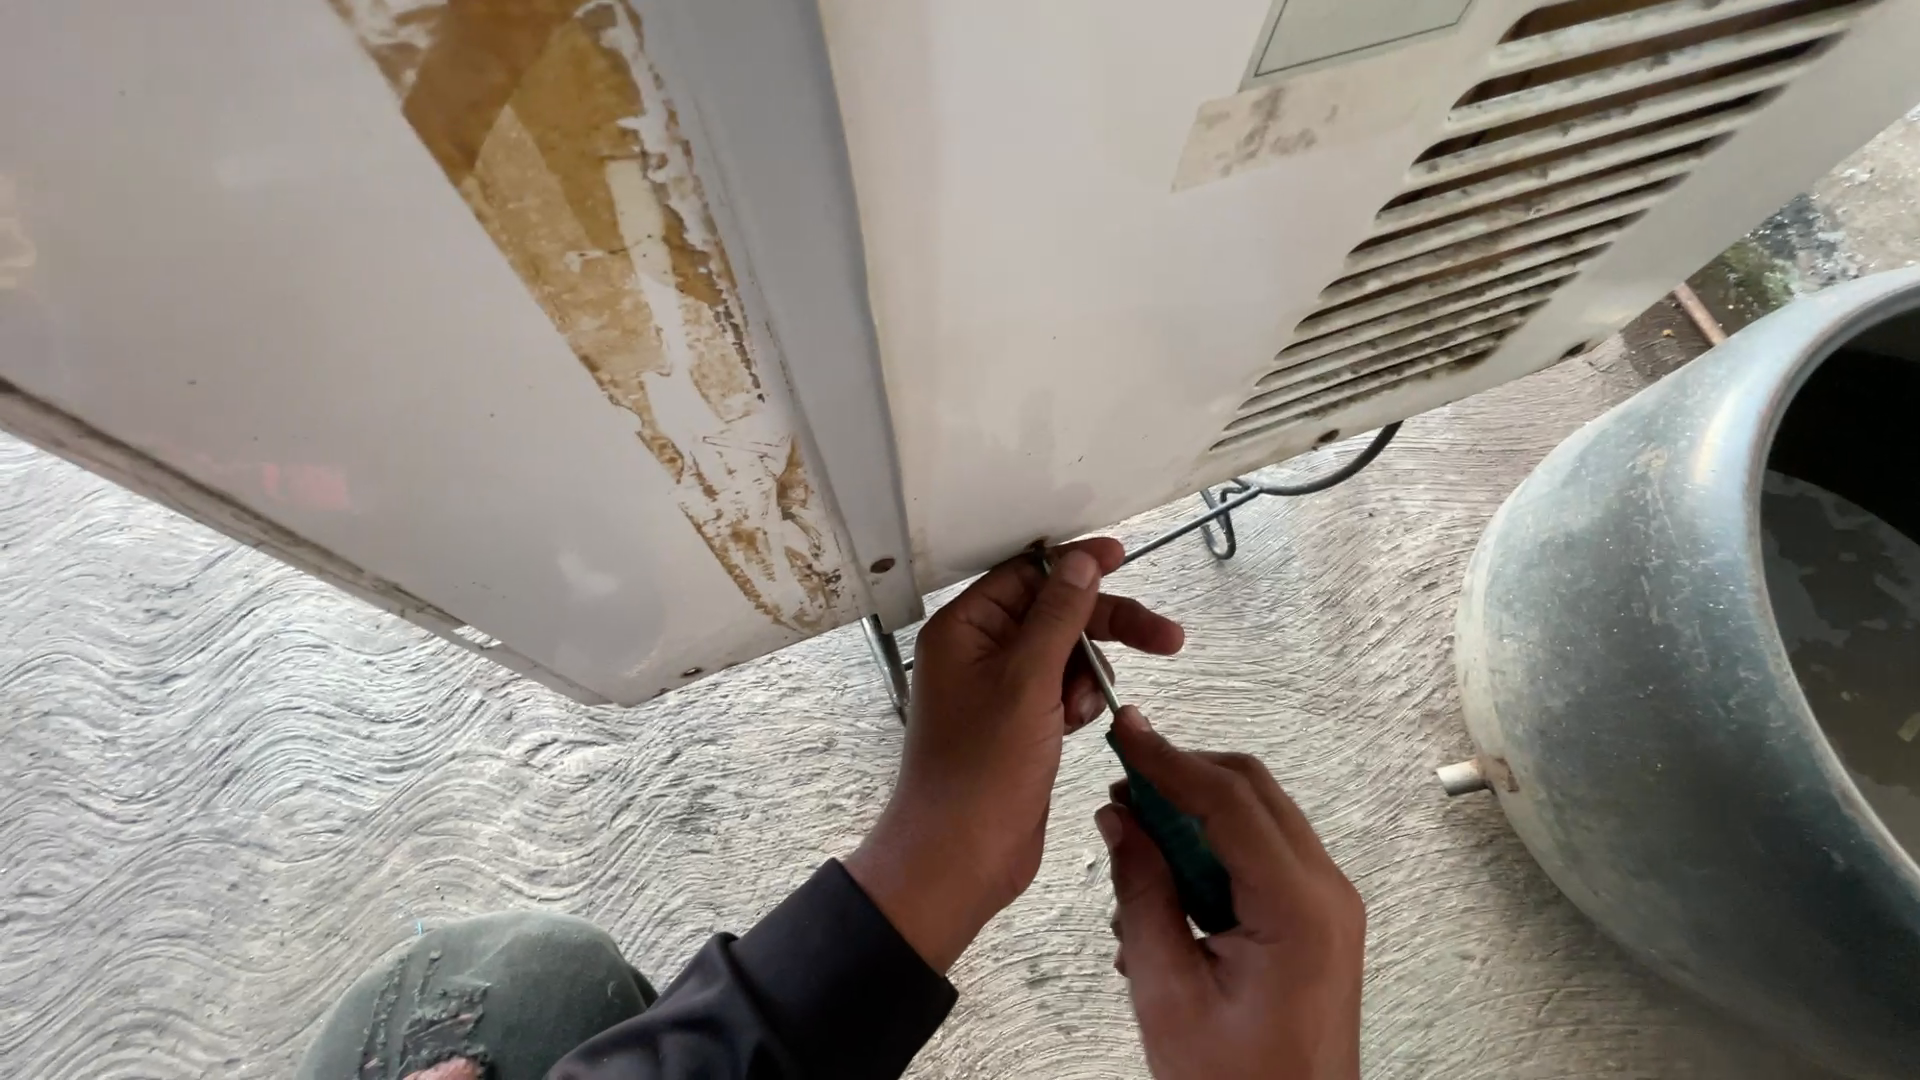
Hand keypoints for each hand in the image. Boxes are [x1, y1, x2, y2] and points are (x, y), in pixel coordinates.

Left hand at [845, 538, 1184, 971]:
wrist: (961, 857)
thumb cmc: (983, 765)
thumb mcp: (1026, 681)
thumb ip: (1058, 616)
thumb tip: (1082, 561)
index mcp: (964, 628)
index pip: (1026, 575)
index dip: (1074, 566)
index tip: (1121, 558)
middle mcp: (978, 649)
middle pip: (1053, 614)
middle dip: (1104, 626)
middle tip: (1167, 638)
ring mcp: (999, 687)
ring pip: (1063, 654)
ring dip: (1087, 674)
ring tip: (1082, 711)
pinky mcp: (1020, 720)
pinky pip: (1060, 690)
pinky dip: (1077, 702)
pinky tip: (1077, 726)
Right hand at [1098, 707, 1363, 1079]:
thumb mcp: (1167, 991)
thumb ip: (1141, 892)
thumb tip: (1115, 815)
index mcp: (1298, 910)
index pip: (1227, 801)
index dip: (1168, 758)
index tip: (1124, 729)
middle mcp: (1326, 890)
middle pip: (1250, 789)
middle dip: (1181, 773)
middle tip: (1120, 782)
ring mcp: (1326, 901)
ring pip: (1253, 812)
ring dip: (1191, 808)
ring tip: (1134, 837)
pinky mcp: (1313, 914)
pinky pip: (1256, 848)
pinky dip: (1207, 844)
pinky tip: (1165, 882)